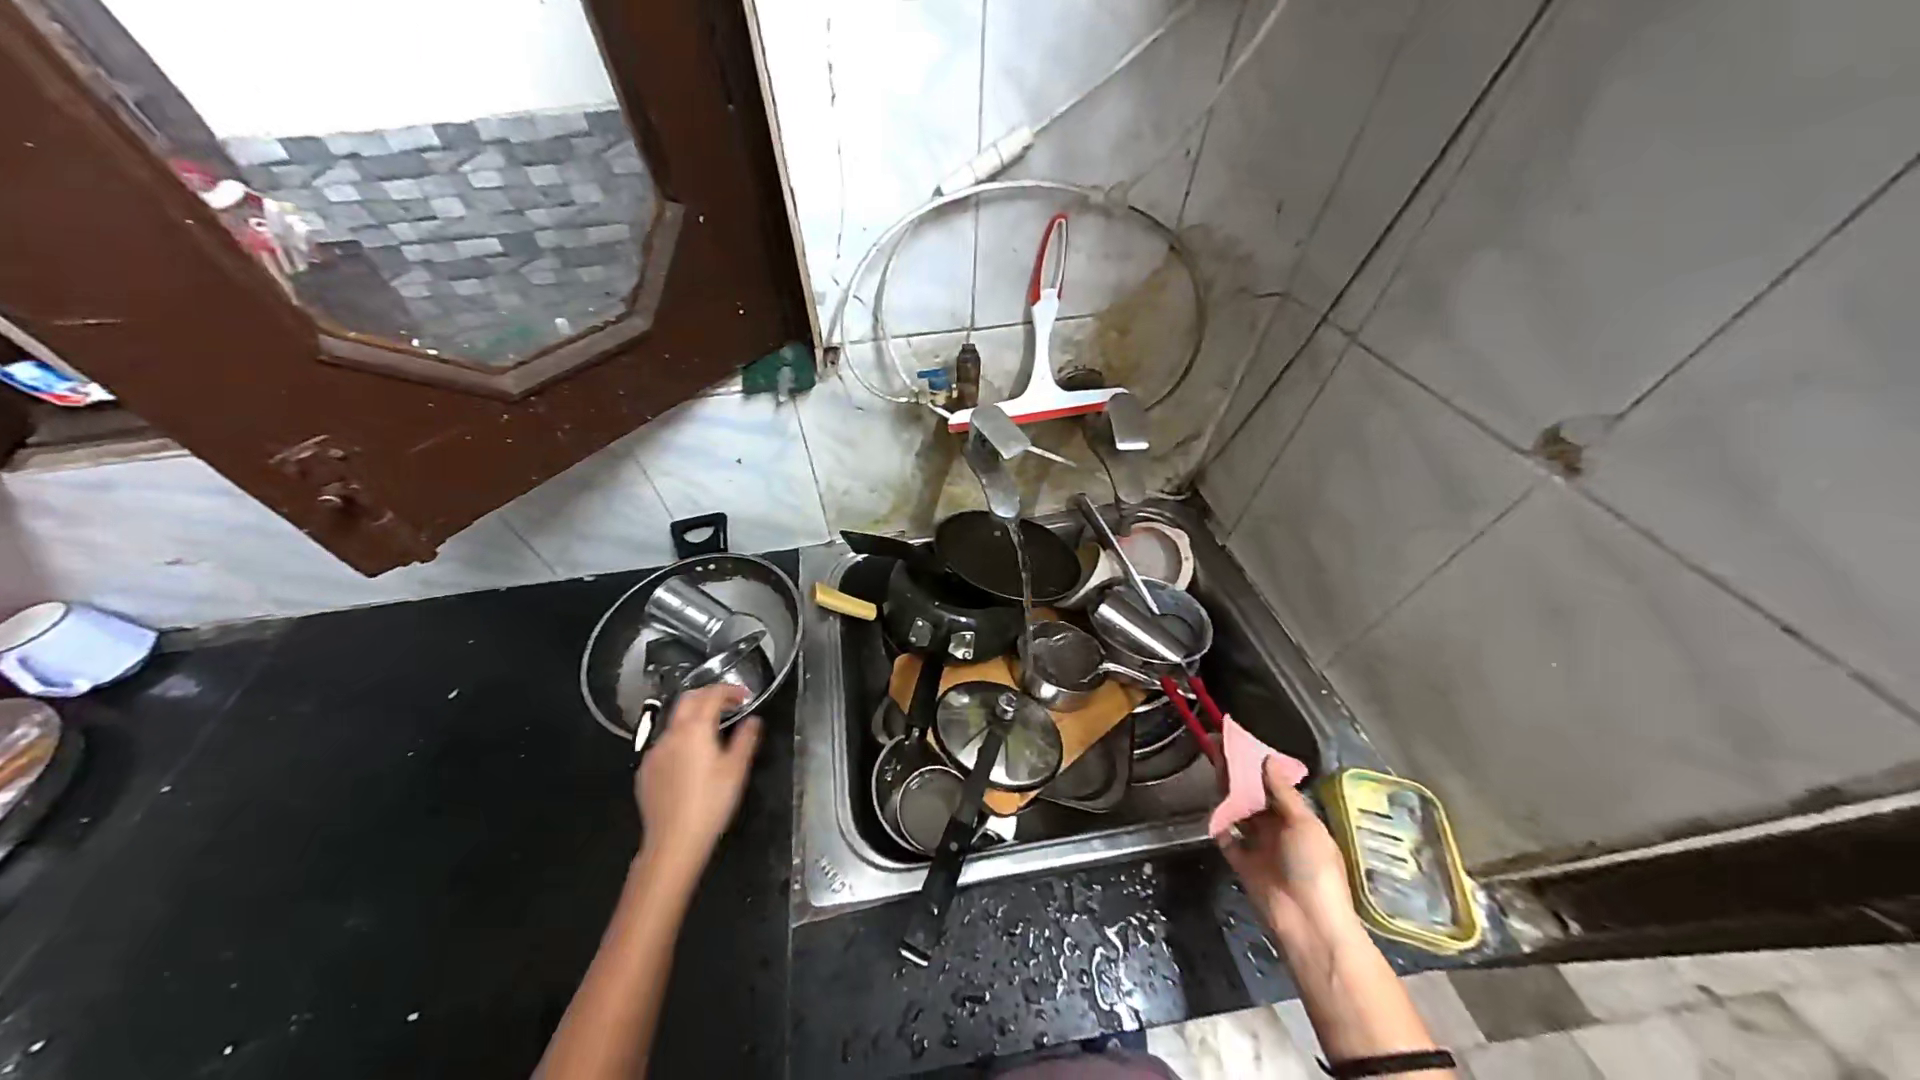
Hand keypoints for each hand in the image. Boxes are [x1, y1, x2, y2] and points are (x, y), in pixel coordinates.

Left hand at [634, 684, 762, 877]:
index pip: (711, 695)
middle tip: (728, 703)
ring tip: (713, 731)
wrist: (673, 841)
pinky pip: (665, 744)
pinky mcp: (645, 770)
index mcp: (695, 729)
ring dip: (694, 718)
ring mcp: (654, 752)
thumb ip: (746, 739)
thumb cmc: (711, 804)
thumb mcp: (737, 770)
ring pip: (674, 722)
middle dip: (708, 695)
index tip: (744, 695)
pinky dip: (681, 739)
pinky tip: (691, 759)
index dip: (729, 690)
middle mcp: (671, 734)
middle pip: (688, 700)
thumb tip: (753, 721)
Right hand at [1218, 758, 1362, 961]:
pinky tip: (1212, 809)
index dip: (1258, 766)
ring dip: (1227, 795)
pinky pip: (1227, 839)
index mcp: (1299, 819)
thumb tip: (1268, 759)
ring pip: (1239, 813)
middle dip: (1238, 776)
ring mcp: (1259, 846)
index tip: (1240, 744)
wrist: (1307, 922)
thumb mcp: (1305, 824)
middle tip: (1219, 750)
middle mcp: (1278, 829)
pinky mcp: (1242, 862)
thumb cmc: (1314, 868)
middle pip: (1254, 797)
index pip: (1275, 785)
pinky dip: (1220, 826)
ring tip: (1211, 771)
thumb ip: (1283, 792)